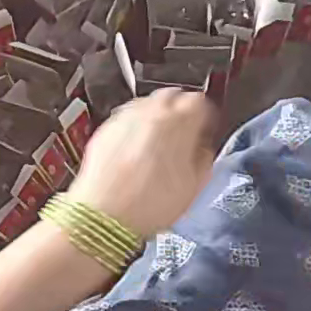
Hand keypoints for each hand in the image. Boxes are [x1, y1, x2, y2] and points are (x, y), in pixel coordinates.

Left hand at [65, 88, 218, 237]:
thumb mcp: (193, 186)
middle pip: (173, 96)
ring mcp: (125, 117)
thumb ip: (204, 158)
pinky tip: (136, 150)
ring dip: (157, 117)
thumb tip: (203, 149)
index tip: (205, 129)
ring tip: (159, 144)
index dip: (206, 117)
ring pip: (148, 105)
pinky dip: (136, 128)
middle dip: (181, 111)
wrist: (103, 215)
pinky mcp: (105, 129)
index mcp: (179, 121)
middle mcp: (151, 111)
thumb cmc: (147, 205)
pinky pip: (127, 119)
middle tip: (184, 133)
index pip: (201, 101)